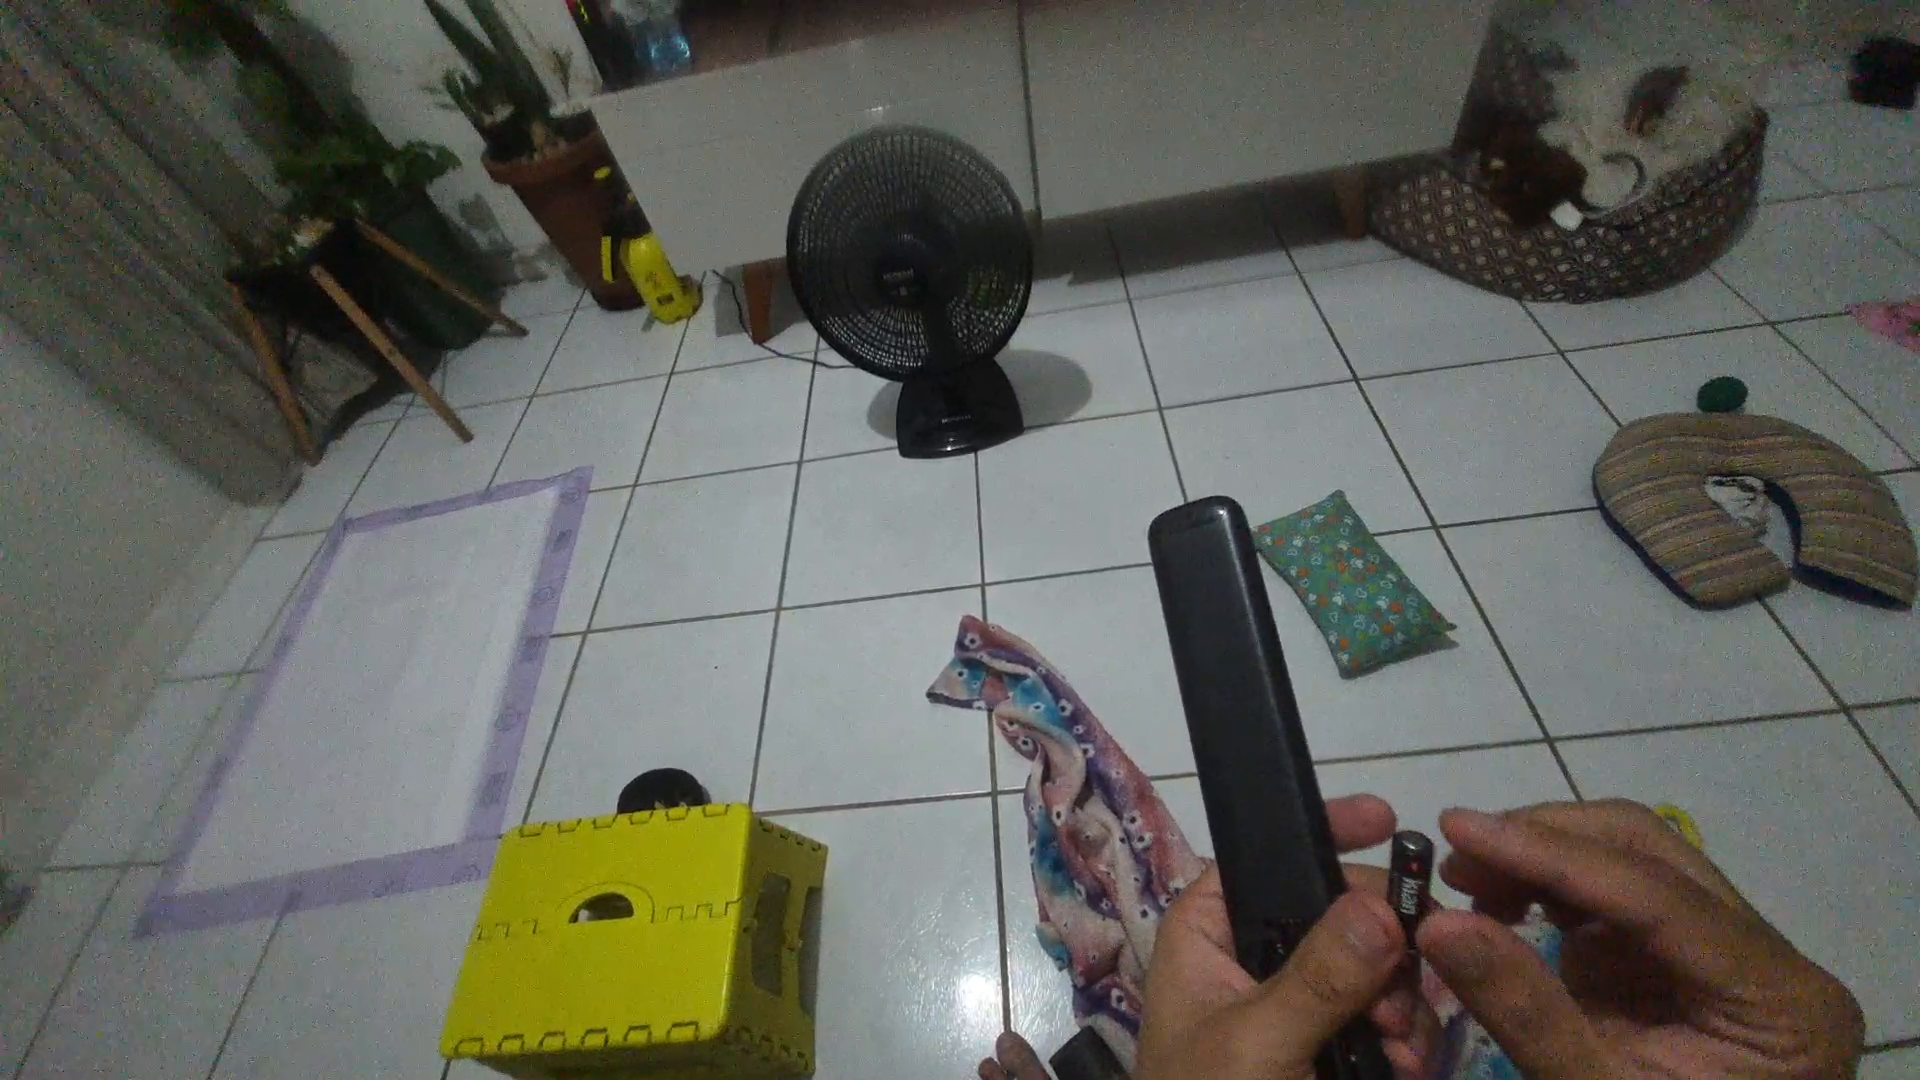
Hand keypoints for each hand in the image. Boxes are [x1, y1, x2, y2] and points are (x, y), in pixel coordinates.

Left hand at [1134, 794, 1439, 1079]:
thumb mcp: (1255, 1040)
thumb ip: (1316, 977)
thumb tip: (1379, 906)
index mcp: (1208, 925)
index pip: (1263, 856)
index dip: (1319, 832)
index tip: (1386, 819)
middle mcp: (1250, 949)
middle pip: (1328, 907)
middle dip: (1379, 931)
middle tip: (1412, 960)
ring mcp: (1293, 999)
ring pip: (1365, 964)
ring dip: (1398, 993)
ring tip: (1401, 1038)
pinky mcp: (1326, 1046)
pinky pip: (1378, 1018)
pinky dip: (1403, 1036)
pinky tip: (1409, 1061)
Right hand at [1418, 800, 1864, 1079]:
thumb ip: (1525, 1011)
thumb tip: (1436, 922)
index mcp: (1776, 998)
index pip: (1653, 891)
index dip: (1547, 852)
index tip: (1454, 826)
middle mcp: (1759, 951)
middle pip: (1640, 846)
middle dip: (1537, 838)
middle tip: (1457, 858)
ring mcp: (1712, 941)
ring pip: (1615, 847)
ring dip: (1530, 851)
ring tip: (1464, 881)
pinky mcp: (1664, 944)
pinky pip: (1595, 880)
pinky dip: (1536, 877)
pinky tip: (1497, 903)